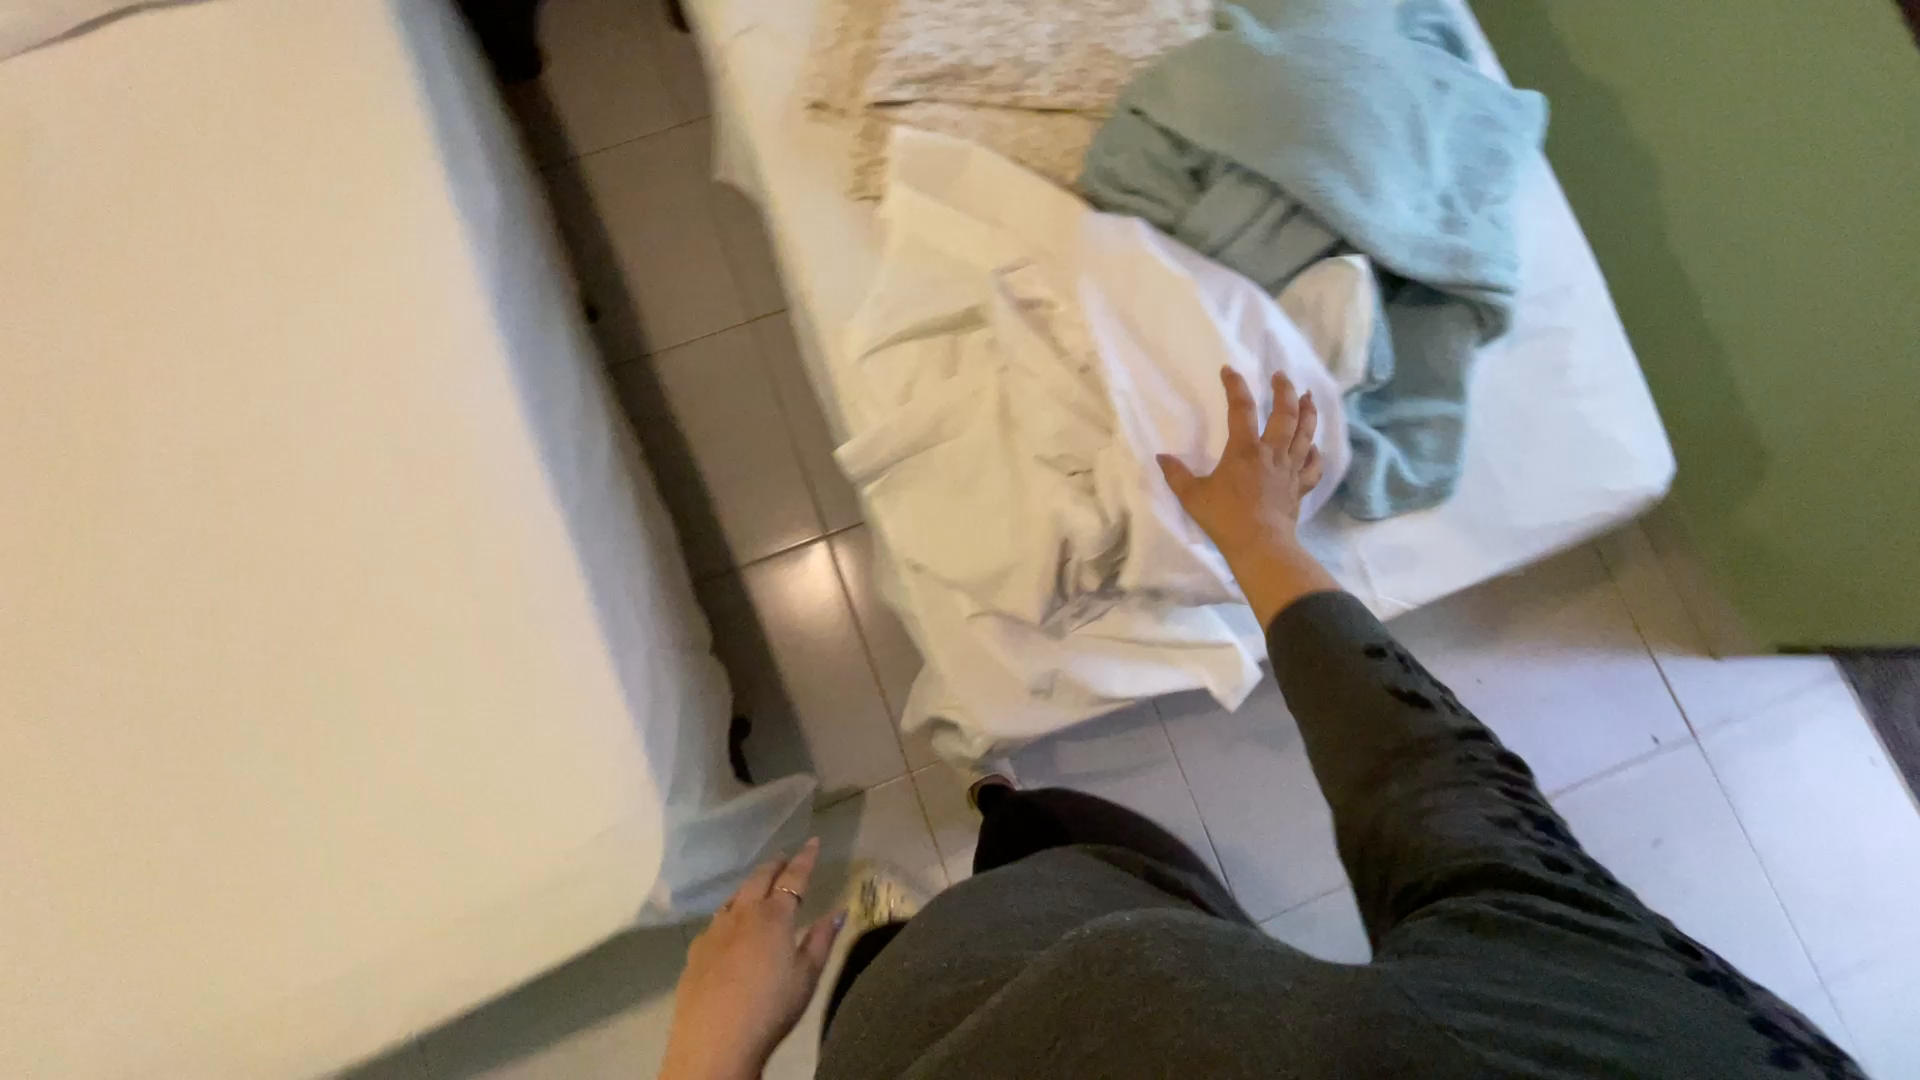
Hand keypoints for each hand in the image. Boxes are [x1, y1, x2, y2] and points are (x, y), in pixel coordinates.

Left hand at [659, 838, 844, 1079]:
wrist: (713, 1045)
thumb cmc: (770, 1010)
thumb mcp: (806, 978)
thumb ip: (820, 941)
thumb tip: (838, 912)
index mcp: (774, 916)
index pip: (794, 877)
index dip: (805, 858)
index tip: (813, 841)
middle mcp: (743, 914)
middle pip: (760, 878)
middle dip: (776, 864)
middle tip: (786, 857)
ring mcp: (715, 931)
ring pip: (735, 896)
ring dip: (750, 885)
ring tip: (759, 885)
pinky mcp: (696, 951)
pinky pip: (716, 920)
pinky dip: (730, 911)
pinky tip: (729, 925)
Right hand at [1157, 367, 1338, 625]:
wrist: (1260, 545)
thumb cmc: (1224, 518)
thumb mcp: (1192, 496)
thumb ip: (1176, 475)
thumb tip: (1161, 457)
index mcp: (1244, 450)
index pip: (1241, 409)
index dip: (1235, 386)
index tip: (1229, 370)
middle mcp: (1271, 453)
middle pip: (1285, 414)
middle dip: (1283, 391)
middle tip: (1281, 376)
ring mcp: (1289, 470)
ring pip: (1305, 434)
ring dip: (1308, 413)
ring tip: (1308, 397)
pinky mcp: (1299, 488)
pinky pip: (1312, 467)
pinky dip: (1315, 454)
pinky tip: (1314, 447)